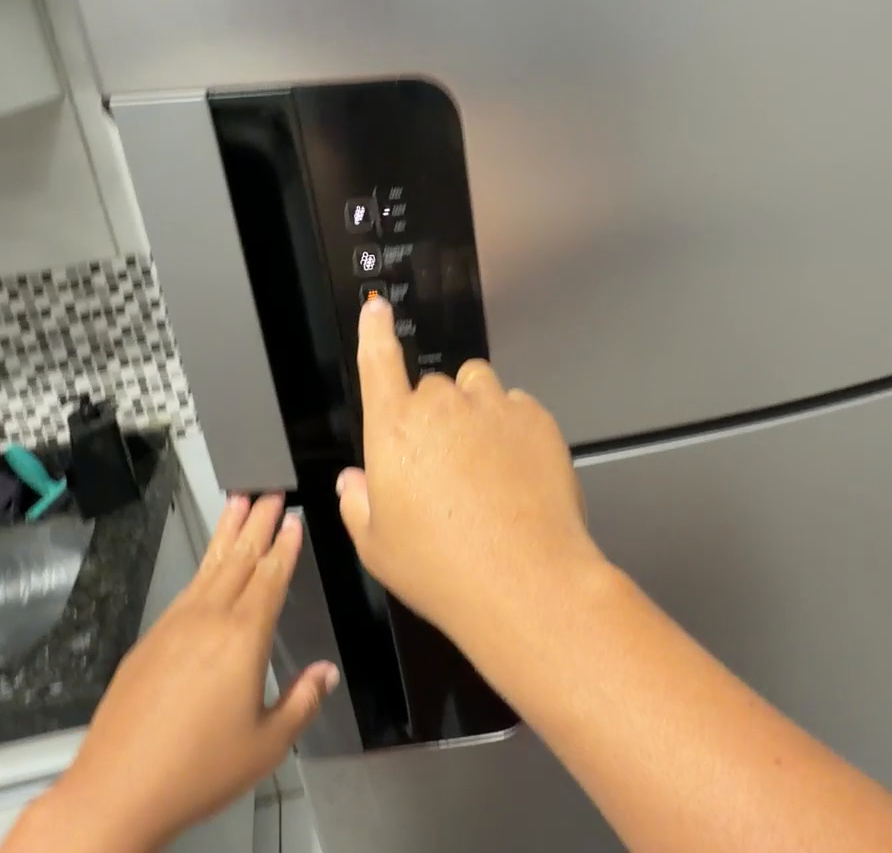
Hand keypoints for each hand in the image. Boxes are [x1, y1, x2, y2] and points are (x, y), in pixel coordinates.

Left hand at [13, 495, 338, 852]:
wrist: (117, 788)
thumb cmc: (198, 770)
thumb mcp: (267, 745)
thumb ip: (301, 702)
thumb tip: (327, 672)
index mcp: (243, 639)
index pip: (270, 579)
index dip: (284, 547)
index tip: (293, 519)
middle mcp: (209, 620)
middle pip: (240, 560)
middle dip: (259, 523)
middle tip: (271, 492)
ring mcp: (175, 625)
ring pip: (209, 566)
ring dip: (227, 532)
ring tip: (239, 502)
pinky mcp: (151, 638)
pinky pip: (186, 589)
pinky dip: (202, 565)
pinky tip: (209, 562)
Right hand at [339, 297, 604, 646]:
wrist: (525, 583)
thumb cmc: (446, 569)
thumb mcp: (377, 546)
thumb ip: (357, 503)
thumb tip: (355, 482)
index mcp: (394, 431)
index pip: (377, 362)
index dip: (374, 331)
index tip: (376, 309)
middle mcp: (442, 408)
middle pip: (431, 387)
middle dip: (433, 415)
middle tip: (444, 466)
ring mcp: (492, 408)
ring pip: (476, 386)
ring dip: (473, 410)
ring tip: (482, 464)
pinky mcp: (535, 418)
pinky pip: (516, 406)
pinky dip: (511, 428)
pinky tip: (513, 472)